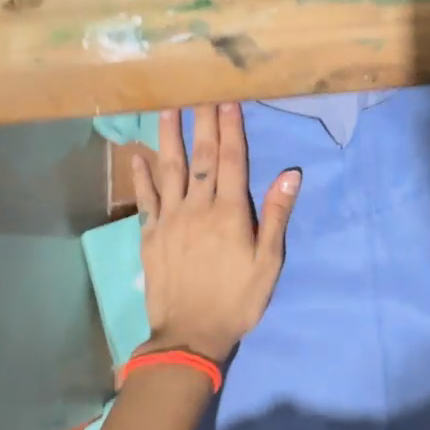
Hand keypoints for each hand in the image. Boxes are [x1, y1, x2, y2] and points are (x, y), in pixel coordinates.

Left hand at [130, 104, 300, 362]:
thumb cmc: (238, 300)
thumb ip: (276, 217)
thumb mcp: (268, 263)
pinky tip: (139, 156)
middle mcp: (197, 209)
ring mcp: (170, 221)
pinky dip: (141, 176)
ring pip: (169, 170)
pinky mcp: (151, 236)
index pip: (231, 161)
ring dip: (169, 137)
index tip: (228, 100)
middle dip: (203, 122)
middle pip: (201, 158)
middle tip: (201, 91)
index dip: (231, 129)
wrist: (190, 337)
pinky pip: (146, 199)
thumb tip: (290, 175)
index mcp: (229, 213)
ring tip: (168, 108)